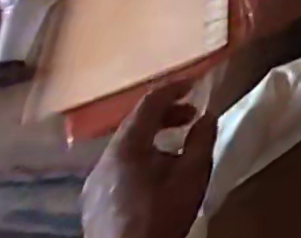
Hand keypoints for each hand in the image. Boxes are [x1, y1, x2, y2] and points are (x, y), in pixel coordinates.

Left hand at [81, 82, 214, 237]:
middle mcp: (104, 161)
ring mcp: (94, 185)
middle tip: (192, 116)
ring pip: (126, 146)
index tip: (196, 83)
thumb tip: (207, 116)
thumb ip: (202, 138)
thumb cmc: (160, 217)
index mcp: (126, 147)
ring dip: (154, 136)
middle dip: (166, 114)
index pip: (149, 102)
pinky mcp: (93, 205)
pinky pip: (119, 166)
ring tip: (179, 146)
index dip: (174, 88)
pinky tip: (157, 175)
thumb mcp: (193, 174)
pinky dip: (141, 157)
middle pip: (135, 123)